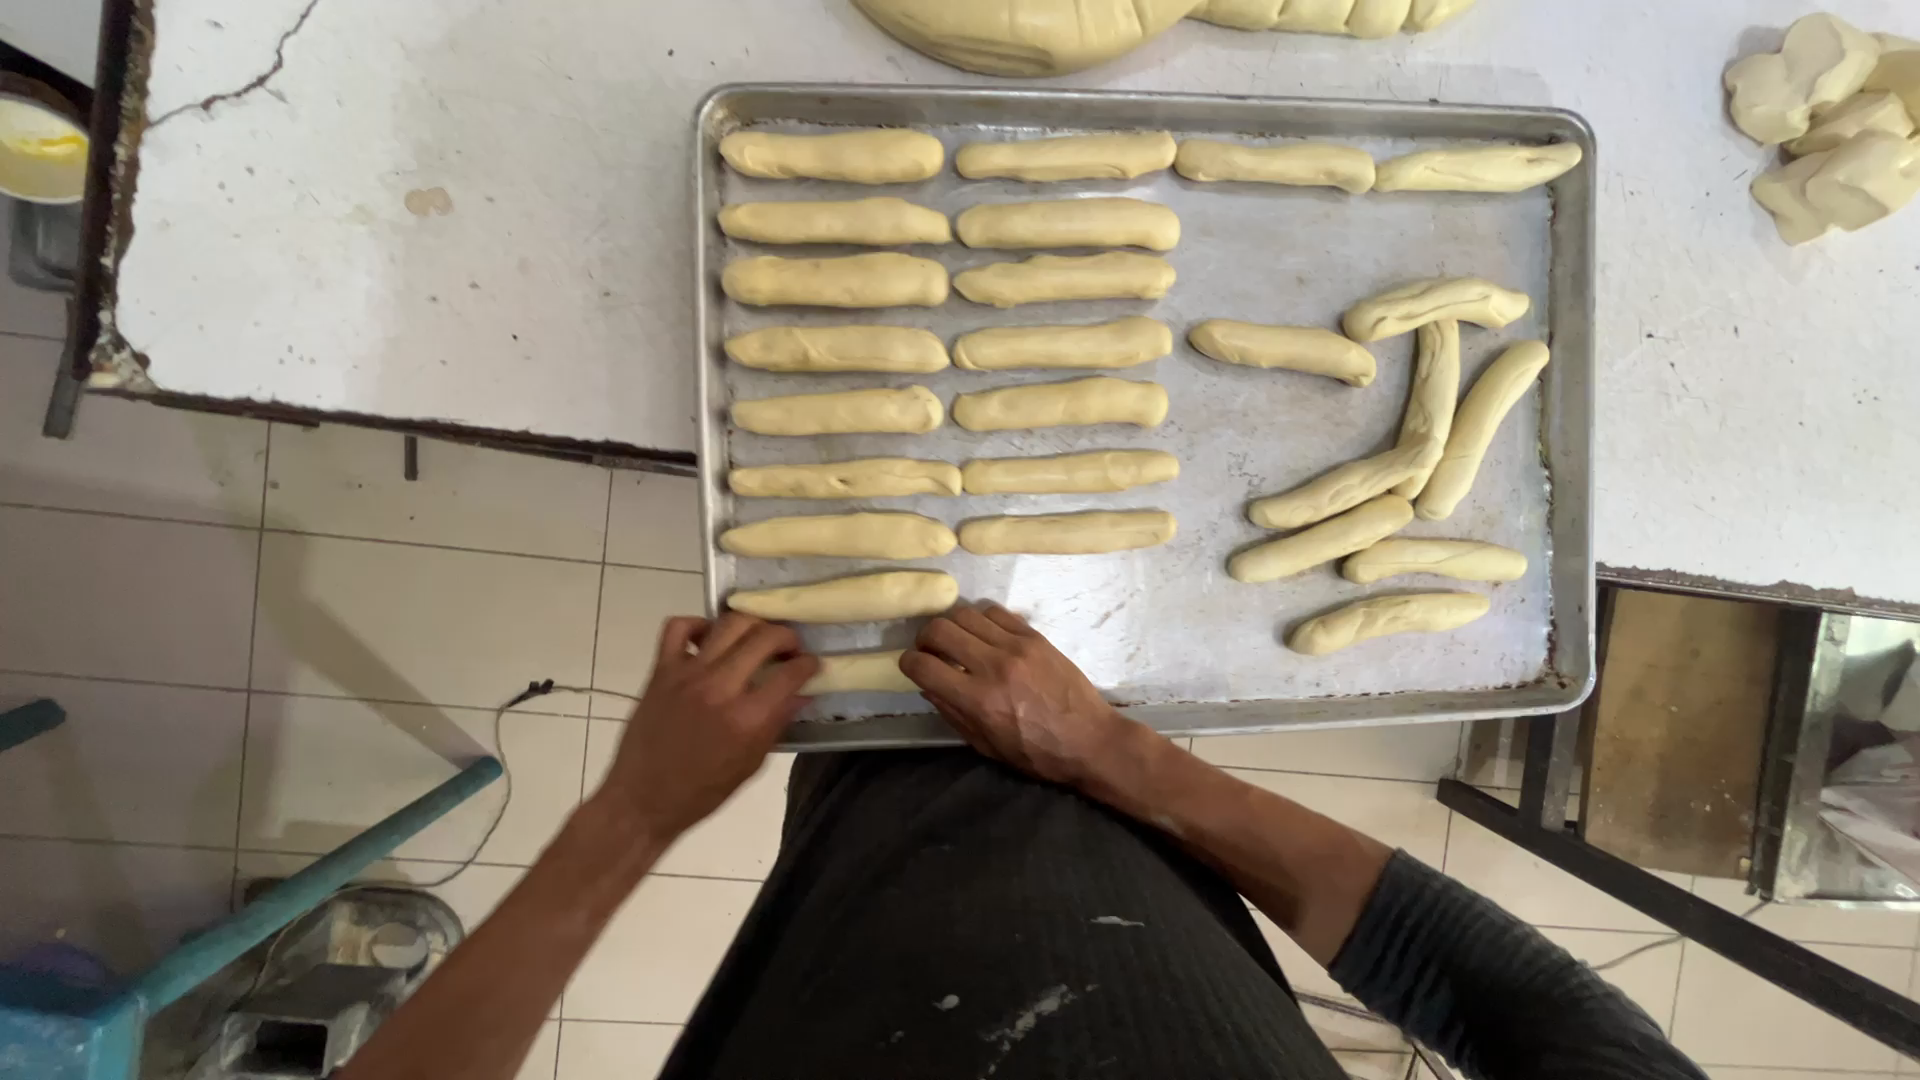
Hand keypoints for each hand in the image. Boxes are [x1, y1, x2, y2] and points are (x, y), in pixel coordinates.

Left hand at [594, 614, 817, 837]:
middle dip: (787, 637)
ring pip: (728, 624)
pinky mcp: (661, 671)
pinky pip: (678, 627)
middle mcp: (719, 688)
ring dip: (752, 625)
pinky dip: (698, 624)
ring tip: (757, 638)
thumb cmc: (702, 791)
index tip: (812, 664)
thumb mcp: (751, 764)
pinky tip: (710, 639)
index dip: (809, 664)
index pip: (790, 674)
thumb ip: (777, 724)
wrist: (642, 800)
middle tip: (790, 648)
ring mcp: (687, 675)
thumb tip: (801, 694)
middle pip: (764, 638)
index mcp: (746, 718)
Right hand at [900, 602, 1133, 788]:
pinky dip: (981, 619)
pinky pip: (995, 612)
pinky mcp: (1034, 636)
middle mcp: (994, 666)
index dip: (907, 663)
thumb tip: (927, 685)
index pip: (924, 666)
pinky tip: (984, 634)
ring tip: (957, 640)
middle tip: (930, 650)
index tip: (911, 665)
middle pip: (940, 629)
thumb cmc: (1036, 753)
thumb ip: (952, 713)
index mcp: (979, 700)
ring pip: (965, 614)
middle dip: (924, 638)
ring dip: (952, 625)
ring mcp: (1016, 646)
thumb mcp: (986, 745)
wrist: (1089, 740)